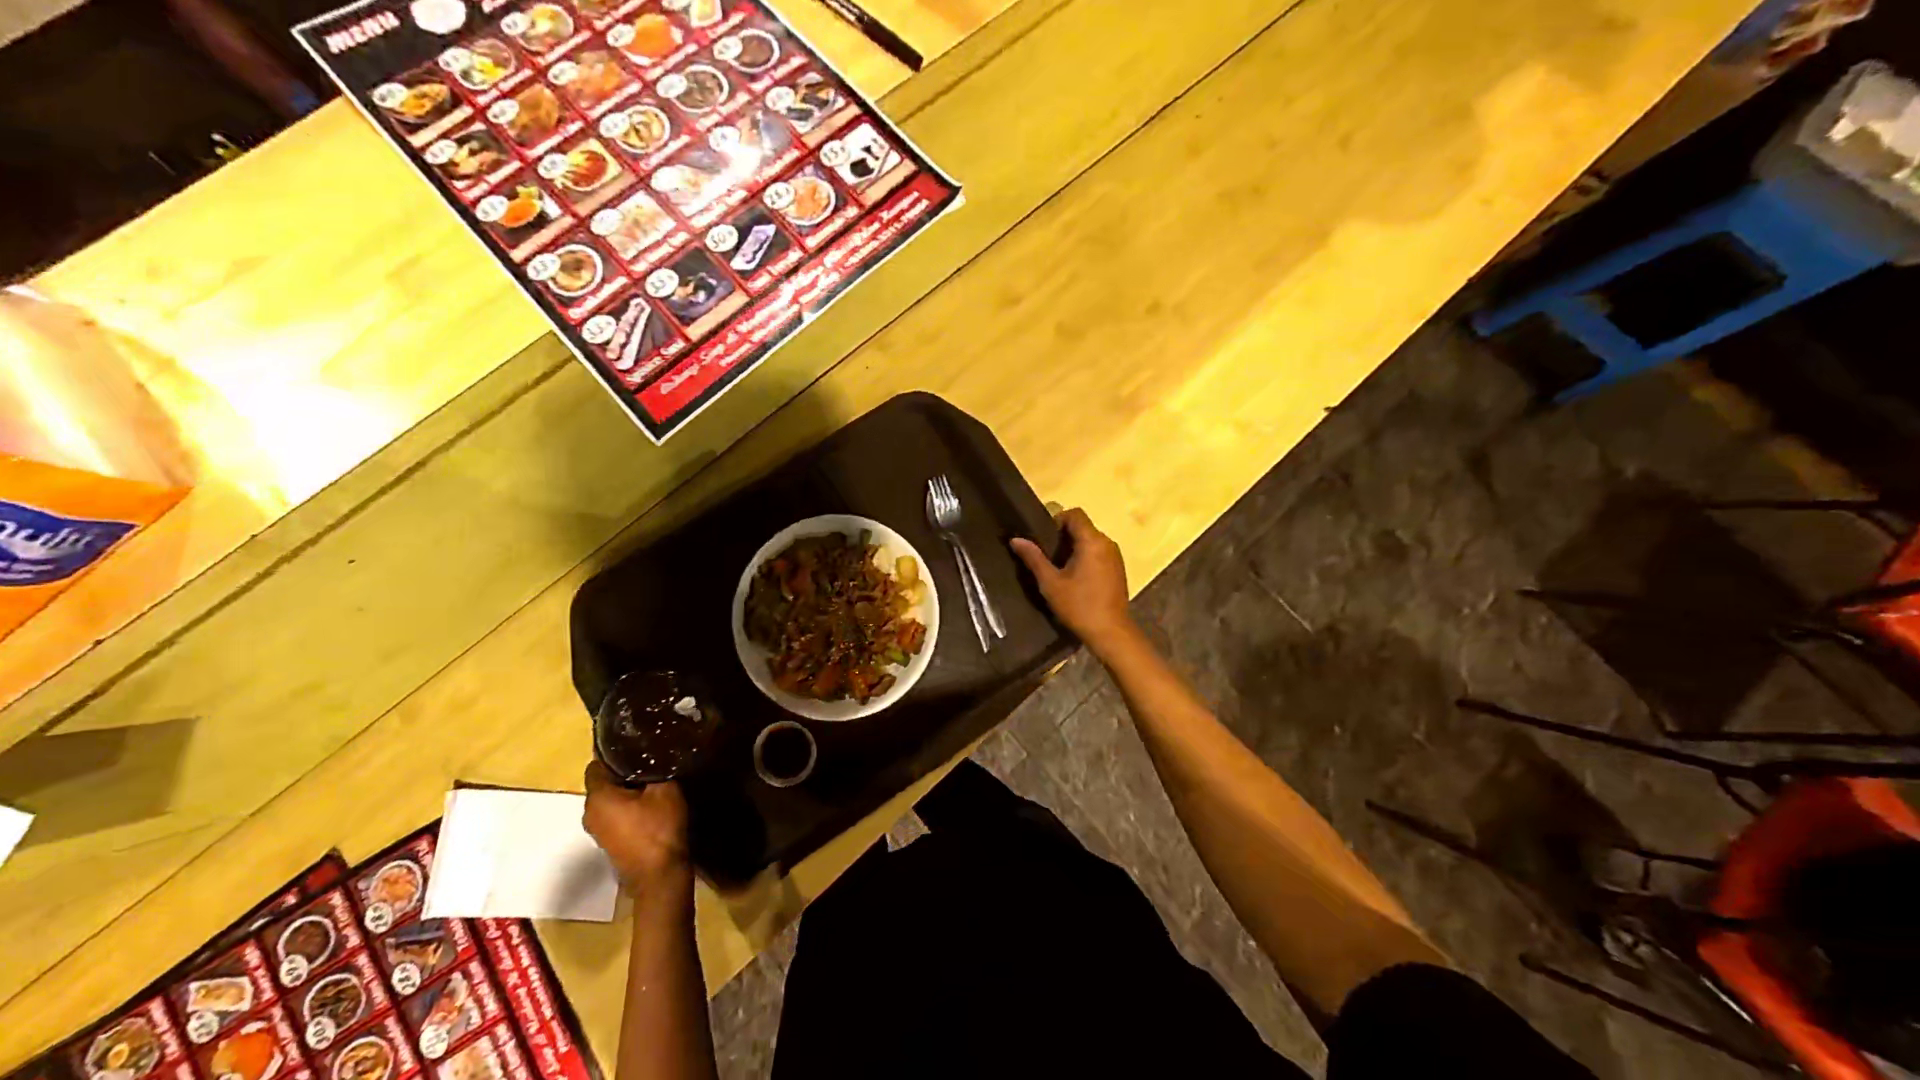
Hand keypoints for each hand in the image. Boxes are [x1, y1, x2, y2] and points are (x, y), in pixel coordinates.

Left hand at [583, 762, 690, 889]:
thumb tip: (655, 756)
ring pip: (609, 800)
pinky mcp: (608, 843)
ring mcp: (597, 831)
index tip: (637, 747)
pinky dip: (628, 809)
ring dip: (627, 792)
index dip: (615, 753)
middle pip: (603, 783)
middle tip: (651, 763)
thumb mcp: (666, 790)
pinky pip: (614, 816)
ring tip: (652, 784)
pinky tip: (649, 806)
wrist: (660, 876)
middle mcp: (589, 813)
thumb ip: (656, 769)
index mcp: (598, 797)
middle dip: (624, 773)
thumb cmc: (659, 829)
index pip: (596, 764)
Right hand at [1010, 508, 1136, 653]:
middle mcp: (1107, 543)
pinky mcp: (1118, 570)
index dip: (1057, 520)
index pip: (1075, 514)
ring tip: (1059, 569)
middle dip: (1064, 537)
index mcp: (1092, 541)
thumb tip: (1015, 539)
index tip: (1045, 539)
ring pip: (1091, 541)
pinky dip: (1086, 558)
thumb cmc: (1079, 606)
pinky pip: (1099, 553)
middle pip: (1083, 527)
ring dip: (1075, 548)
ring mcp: (1116, 557)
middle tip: (1047, 556)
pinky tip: (1075, 579)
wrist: (1110, 632)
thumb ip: (1034, 558)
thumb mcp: (1050, 583)